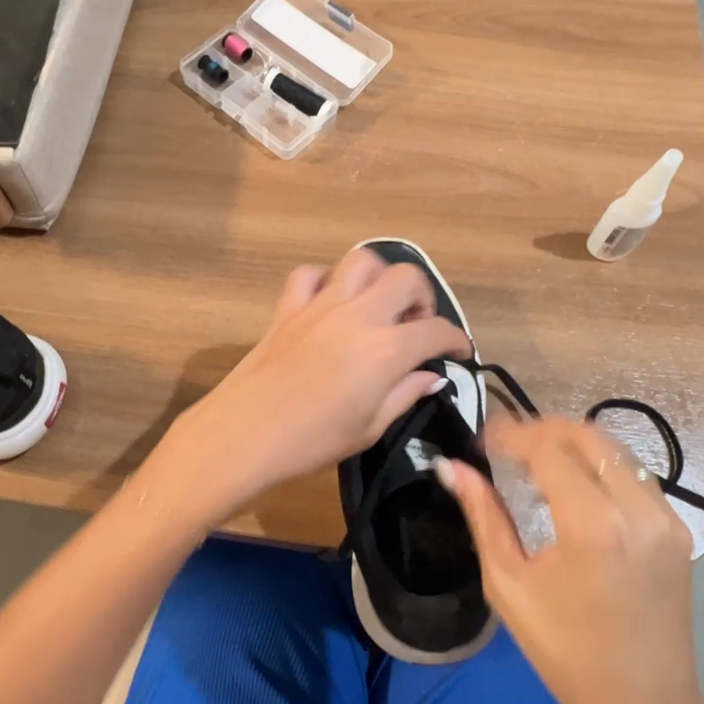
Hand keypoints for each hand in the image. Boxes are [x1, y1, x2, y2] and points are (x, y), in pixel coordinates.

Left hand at [156, 247, 470, 523]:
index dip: (456, 339)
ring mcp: (320, 305)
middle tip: (416, 326)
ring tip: (378, 306)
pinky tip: (329, 303)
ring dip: (378, 278)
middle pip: (406, 278)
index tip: (459, 351)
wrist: (244, 434)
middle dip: (423, 298)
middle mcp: (358, 315)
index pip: (435, 330)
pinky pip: (310, 275)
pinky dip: (326, 281)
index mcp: (385, 349)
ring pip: (360, 261)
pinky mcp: (287, 308)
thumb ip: (405, 394)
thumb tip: (431, 376)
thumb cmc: (312, 441)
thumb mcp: (370, 428)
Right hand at [434, 418, 703, 703]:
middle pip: (588, 436)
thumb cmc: (566, 653)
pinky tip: (575, 489)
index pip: (549, 448)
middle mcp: (639, 510)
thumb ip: (483, 516)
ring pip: (616, 451)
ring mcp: (667, 519)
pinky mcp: (679, 531)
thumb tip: (451, 467)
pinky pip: (636, 477)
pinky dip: (601, 468)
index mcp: (593, 525)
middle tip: (506, 445)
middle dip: (543, 429)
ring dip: (573, 445)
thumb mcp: (509, 585)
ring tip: (535, 463)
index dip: (511, 434)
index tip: (481, 439)